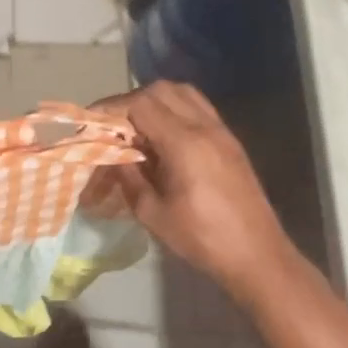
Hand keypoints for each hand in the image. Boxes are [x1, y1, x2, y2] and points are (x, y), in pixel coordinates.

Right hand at [94, 82, 302, 301]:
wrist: (258, 256)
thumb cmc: (201, 239)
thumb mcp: (151, 212)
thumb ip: (128, 176)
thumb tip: (111, 154)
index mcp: (185, 144)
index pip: (141, 104)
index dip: (110, 108)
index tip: (90, 125)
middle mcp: (205, 128)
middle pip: (161, 90)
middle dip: (128, 102)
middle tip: (110, 126)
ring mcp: (222, 132)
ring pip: (182, 93)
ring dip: (152, 101)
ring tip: (134, 128)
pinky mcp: (229, 142)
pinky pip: (197, 108)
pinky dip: (172, 110)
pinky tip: (159, 137)